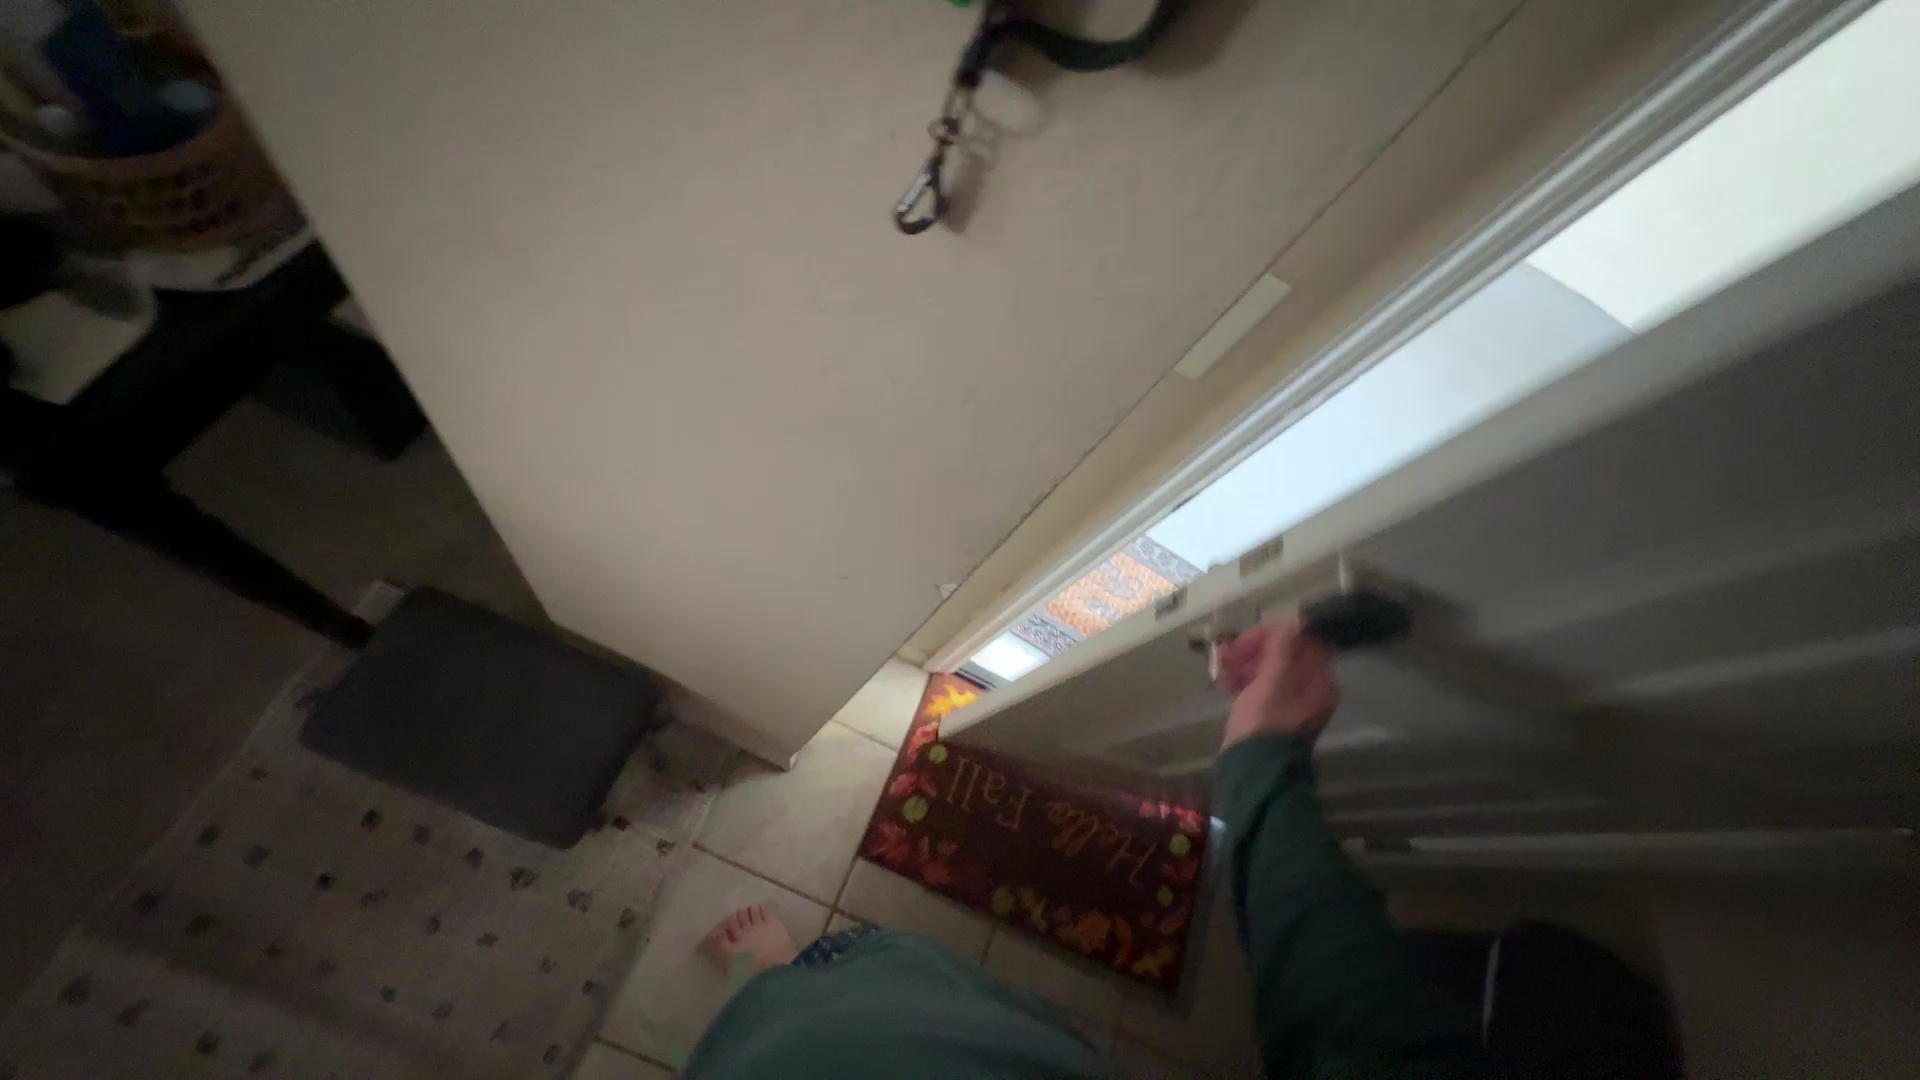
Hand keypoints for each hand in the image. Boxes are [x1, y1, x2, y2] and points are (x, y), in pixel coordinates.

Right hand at [1215, 617, 1340, 748]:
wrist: (1252, 770)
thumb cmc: (1264, 723)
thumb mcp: (1272, 682)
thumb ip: (1281, 649)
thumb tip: (1288, 621)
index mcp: (1319, 681)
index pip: (1303, 641)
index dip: (1276, 633)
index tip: (1249, 637)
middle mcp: (1310, 688)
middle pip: (1284, 653)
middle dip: (1255, 648)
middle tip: (1228, 652)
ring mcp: (1291, 700)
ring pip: (1269, 667)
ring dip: (1244, 661)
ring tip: (1222, 667)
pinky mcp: (1272, 710)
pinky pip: (1261, 683)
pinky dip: (1244, 678)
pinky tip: (1225, 682)